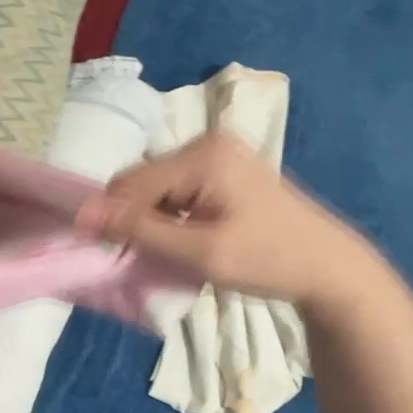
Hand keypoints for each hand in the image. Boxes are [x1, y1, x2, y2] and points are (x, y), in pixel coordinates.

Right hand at [76, 133, 380, 309]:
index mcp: (202, 155)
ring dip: (151, 219)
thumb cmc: (269, 261)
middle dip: (134, 218)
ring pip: (154, 187)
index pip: (129, 183)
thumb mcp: (199, 252)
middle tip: (149, 256)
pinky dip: (169, 214)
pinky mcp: (224, 167)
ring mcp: (218, 153)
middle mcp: (207, 143)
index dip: (112, 219)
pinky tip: (186, 238)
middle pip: (140, 181)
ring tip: (172, 250)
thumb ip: (139, 230)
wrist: (331, 269)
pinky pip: (174, 188)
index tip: (112, 254)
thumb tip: (82, 215)